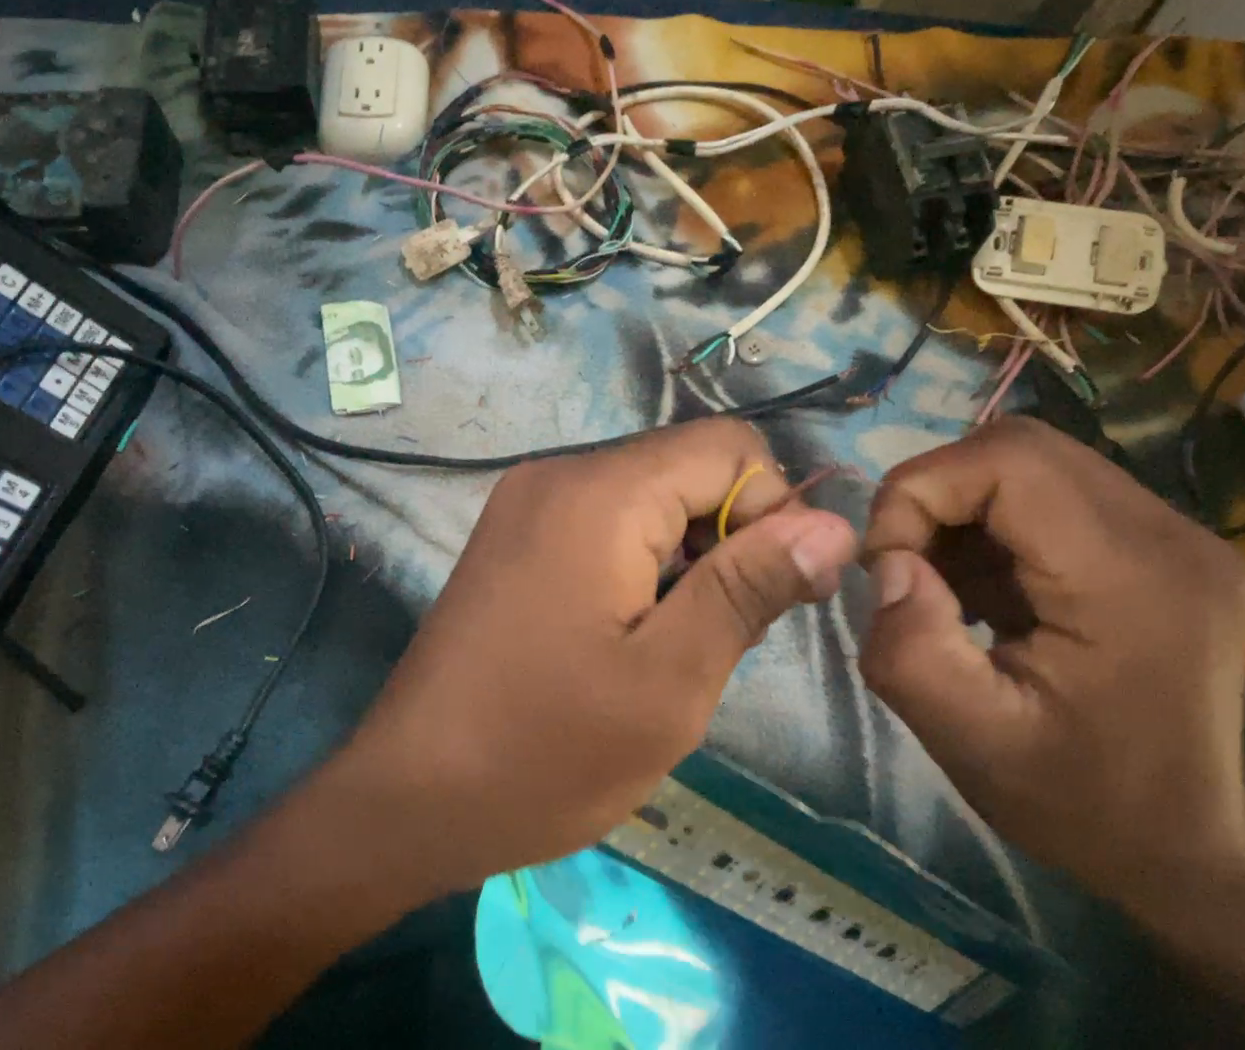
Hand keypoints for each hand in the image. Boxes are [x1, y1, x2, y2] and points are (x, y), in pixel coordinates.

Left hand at [331, 419, 856, 893]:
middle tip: (714, 640)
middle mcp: (557, 475)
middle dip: (728, 542)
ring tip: (667, 650)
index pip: (730, 448)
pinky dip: (639, 569)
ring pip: (649, 502)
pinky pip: (604, 527)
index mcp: (599, 493)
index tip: (775, 601)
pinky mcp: (510, 541)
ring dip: (685, 563)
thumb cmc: (546, 750)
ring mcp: (525, 506)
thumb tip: (835, 525)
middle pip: (686, 469)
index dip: (774, 514)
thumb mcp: (670, 679)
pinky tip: (624, 640)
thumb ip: (751, 588)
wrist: (409, 798)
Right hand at [857, 418, 1244, 922]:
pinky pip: (1056, 498)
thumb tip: (890, 565)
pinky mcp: (1164, 549)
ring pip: (1034, 466)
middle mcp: (1170, 534)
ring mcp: (1177, 537)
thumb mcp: (969, 742)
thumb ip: (911, 650)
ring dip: (963, 513)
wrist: (1180, 852)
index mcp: (1131, 578)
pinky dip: (995, 529)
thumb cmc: (1076, 804)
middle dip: (936, 497)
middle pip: (1020, 448)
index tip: (887, 568)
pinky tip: (986, 595)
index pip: (1008, 460)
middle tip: (907, 572)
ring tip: (945, 591)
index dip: (920, 491)